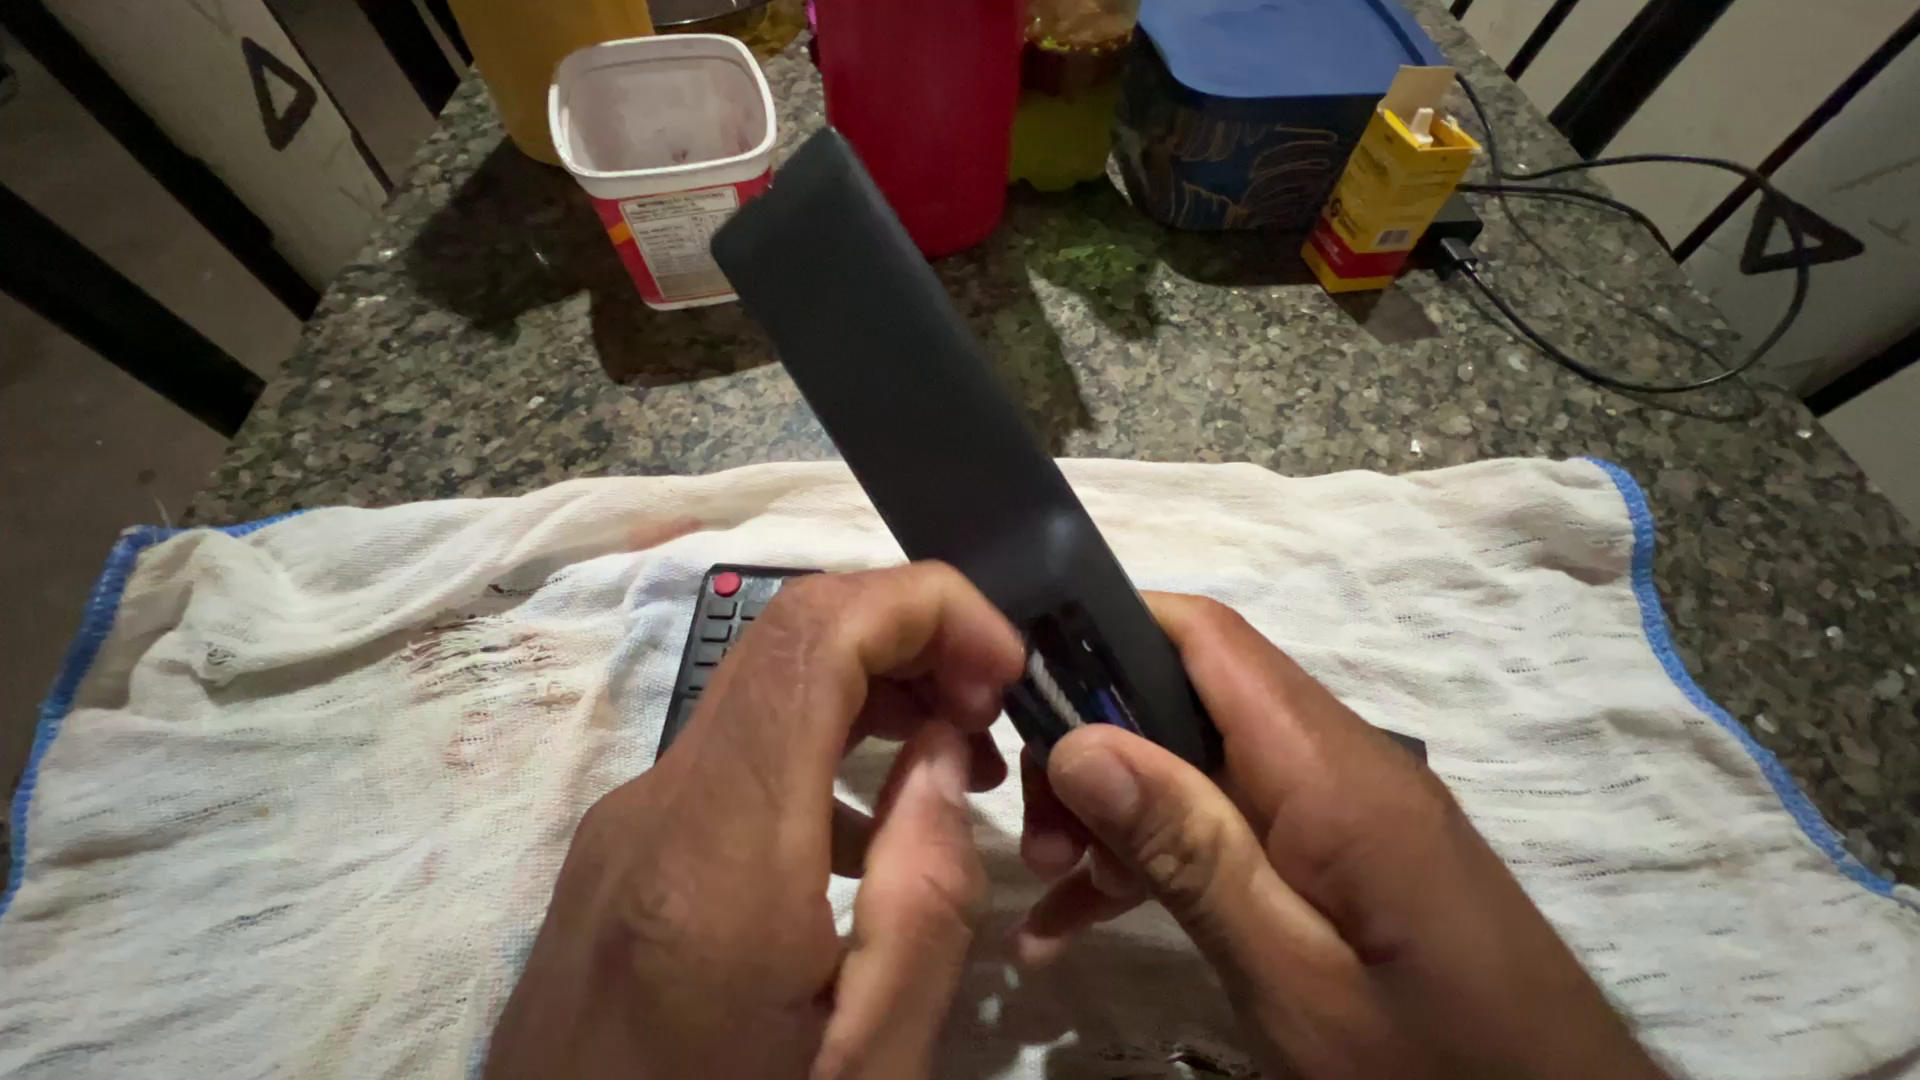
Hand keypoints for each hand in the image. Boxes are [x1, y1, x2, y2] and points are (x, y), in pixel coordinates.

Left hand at [484, 563, 1024, 1079]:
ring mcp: (631, 814)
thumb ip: (929, 894)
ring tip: (956, 751)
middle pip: (792, 633)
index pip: (815, 635)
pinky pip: (744, 741)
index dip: (926, 608)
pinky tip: (876, 816)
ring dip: (877, 679)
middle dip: (914, 633)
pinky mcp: (629, 839)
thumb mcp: (874, 1064)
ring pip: (771, 678)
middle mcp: (657, 804)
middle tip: (989, 706)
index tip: (1003, 667)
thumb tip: (941, 749)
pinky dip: (829, 732)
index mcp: (719, 856)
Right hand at [1016, 594, 1666, 1079]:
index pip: (1206, 637)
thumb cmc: (1435, 1070)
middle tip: (1037, 833)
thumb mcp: (1293, 977)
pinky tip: (1078, 917)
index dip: (1110, 628)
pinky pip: (1219, 823)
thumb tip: (1081, 743)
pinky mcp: (1325, 848)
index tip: (1024, 683)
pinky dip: (1150, 854)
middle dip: (1093, 745)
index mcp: (1326, 765)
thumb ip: (1191, 853)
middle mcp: (1327, 758)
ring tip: (1052, 880)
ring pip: (1186, 762)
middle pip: (1180, 697)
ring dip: (1112, 807)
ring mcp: (1326, 804)